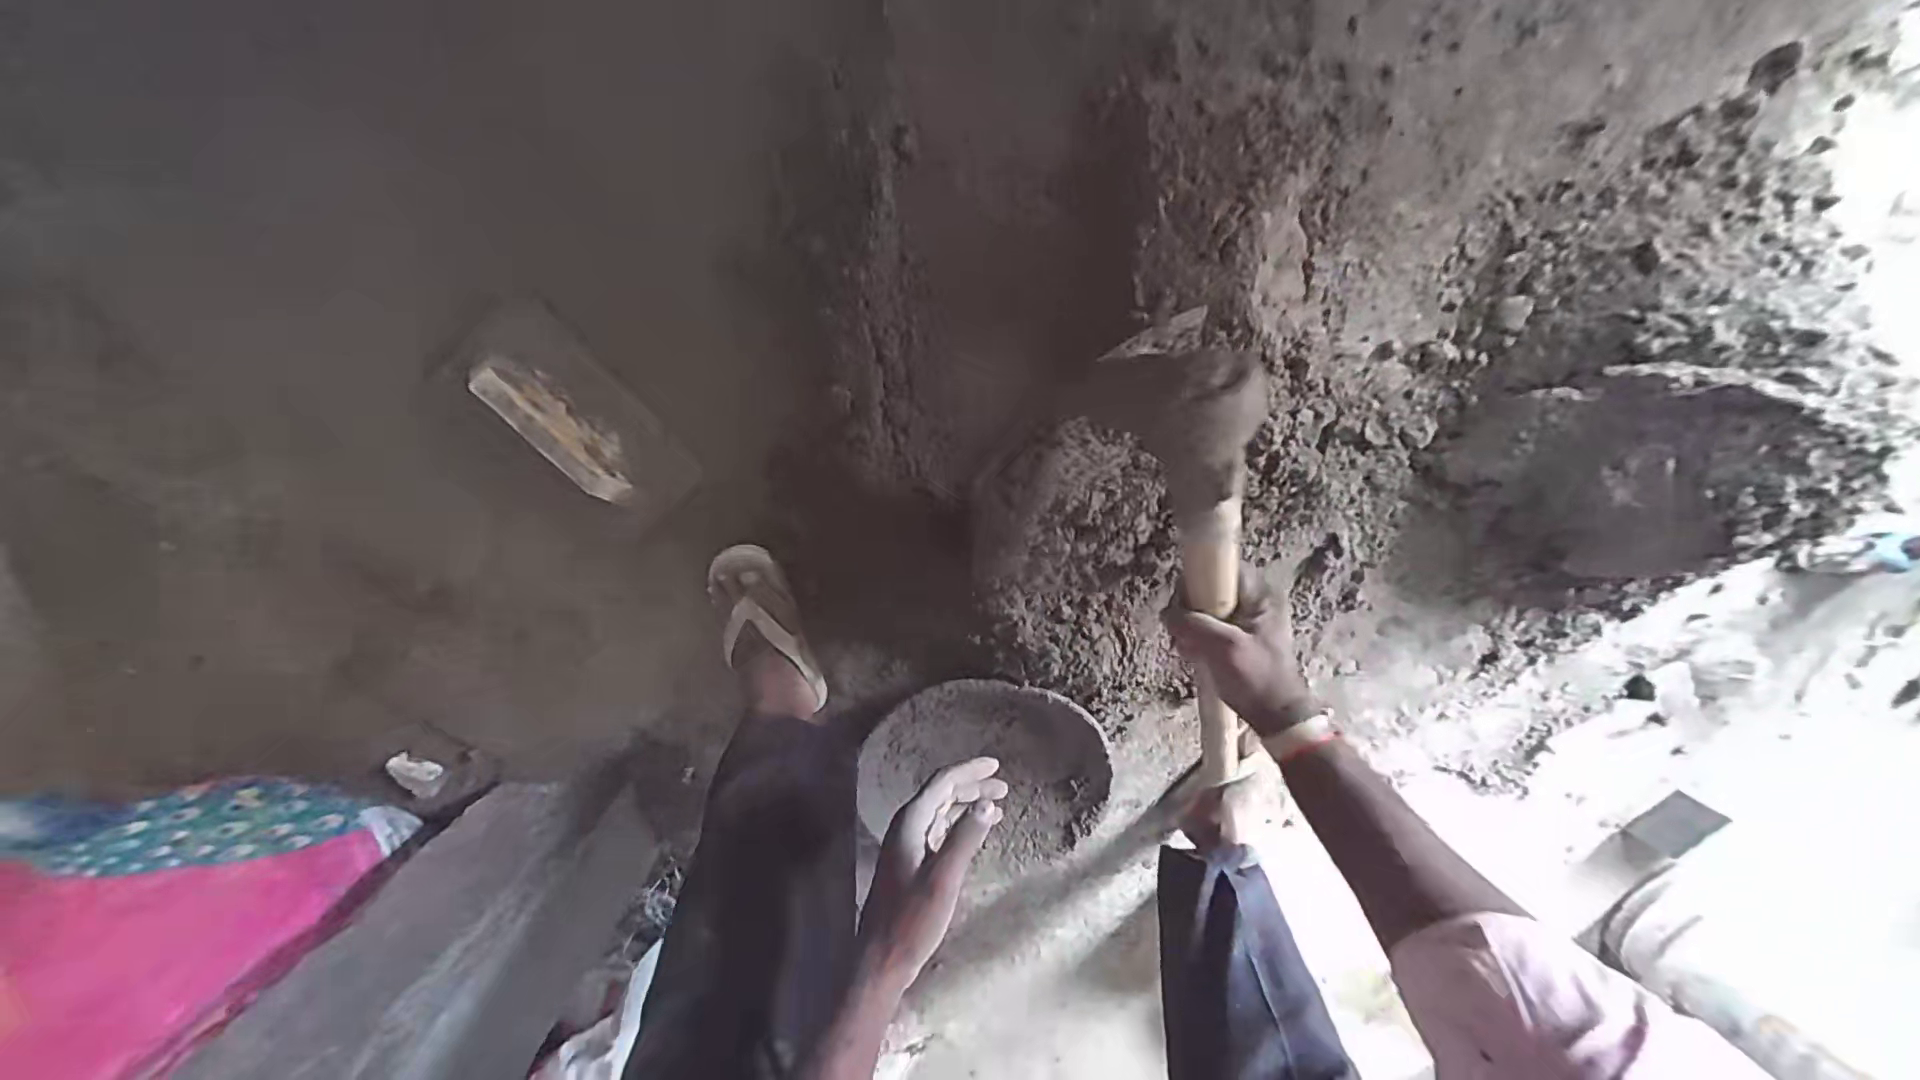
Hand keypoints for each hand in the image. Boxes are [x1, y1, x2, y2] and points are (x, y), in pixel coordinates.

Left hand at [858, 757, 1007, 993]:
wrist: (882, 959)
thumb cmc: (912, 919)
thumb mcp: (944, 878)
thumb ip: (965, 837)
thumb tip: (986, 802)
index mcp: (910, 822)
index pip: (942, 783)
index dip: (969, 770)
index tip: (996, 765)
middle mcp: (906, 826)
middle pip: (942, 793)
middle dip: (972, 785)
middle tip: (1002, 786)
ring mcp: (907, 844)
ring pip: (941, 811)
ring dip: (967, 804)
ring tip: (996, 804)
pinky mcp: (911, 861)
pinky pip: (939, 829)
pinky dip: (960, 824)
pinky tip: (976, 830)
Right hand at [1162, 564, 1320, 736]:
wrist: (1275, 716)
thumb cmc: (1256, 678)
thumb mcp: (1223, 647)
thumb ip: (1193, 624)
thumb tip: (1166, 613)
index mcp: (1261, 596)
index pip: (1222, 568)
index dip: (1199, 579)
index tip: (1185, 602)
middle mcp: (1254, 603)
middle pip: (1209, 590)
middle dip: (1190, 611)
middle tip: (1184, 632)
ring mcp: (1245, 621)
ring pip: (1204, 610)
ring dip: (1190, 628)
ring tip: (1189, 648)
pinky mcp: (1236, 638)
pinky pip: (1206, 628)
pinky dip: (1196, 639)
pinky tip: (1194, 656)